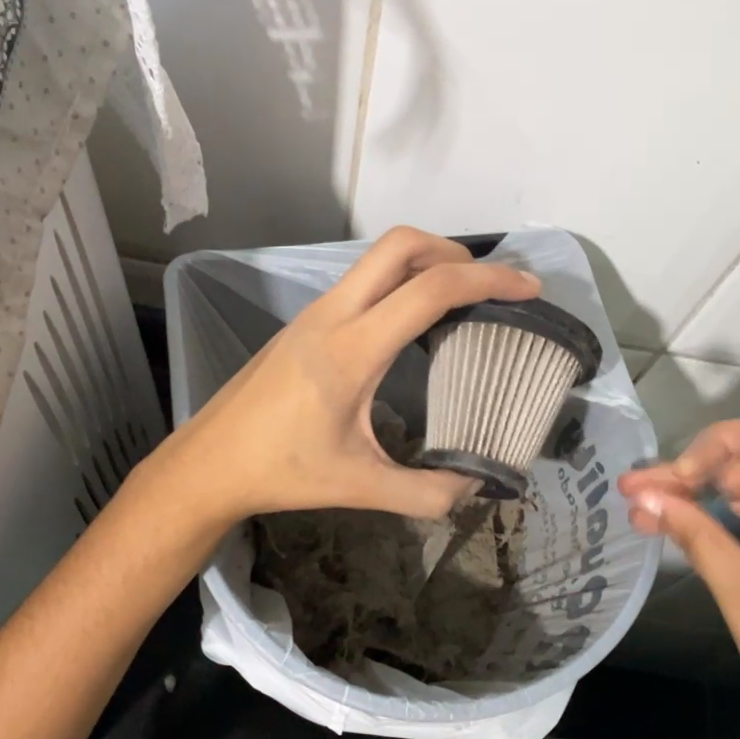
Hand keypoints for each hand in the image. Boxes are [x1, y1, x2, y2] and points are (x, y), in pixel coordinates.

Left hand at [151, 227, 540, 524]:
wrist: (210, 462)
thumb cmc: (282, 471)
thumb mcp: (360, 488)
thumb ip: (426, 493)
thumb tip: (477, 486)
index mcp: (352, 350)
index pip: (430, 290)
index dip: (488, 281)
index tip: (528, 289)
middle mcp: (333, 315)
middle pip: (401, 245)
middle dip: (455, 252)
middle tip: (490, 286)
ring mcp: (314, 313)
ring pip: (377, 259)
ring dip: (424, 264)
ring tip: (460, 302)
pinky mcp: (304, 323)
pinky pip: (361, 282)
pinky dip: (399, 283)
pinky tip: (412, 326)